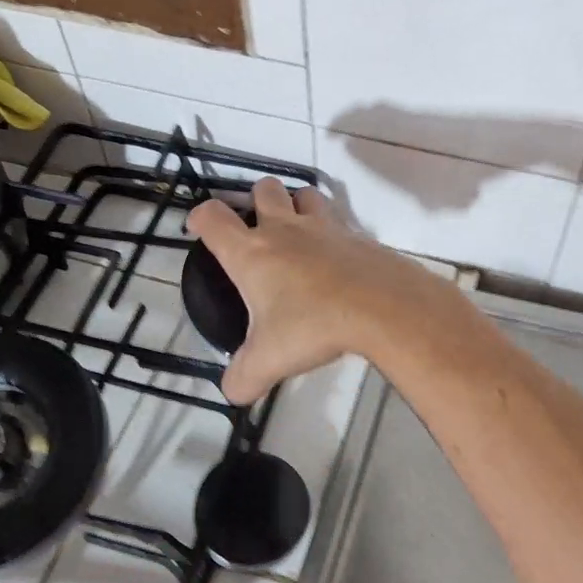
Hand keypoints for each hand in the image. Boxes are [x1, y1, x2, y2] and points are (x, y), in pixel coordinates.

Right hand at [186, 177, 463, 403]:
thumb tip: (232, 394)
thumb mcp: (270, 360)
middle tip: (258, 230)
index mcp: (252, 253)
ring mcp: (325, 227)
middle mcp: (285, 230)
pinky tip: (337, 258)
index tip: (200, 229)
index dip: (200, 218)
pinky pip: (340, 220)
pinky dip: (333, 231)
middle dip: (256, 200)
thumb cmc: (313, 325)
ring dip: (297, 205)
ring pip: (305, 194)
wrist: (381, 306)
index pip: (214, 218)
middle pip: (264, 189)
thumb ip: (244, 377)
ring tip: (298, 233)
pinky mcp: (357, 235)